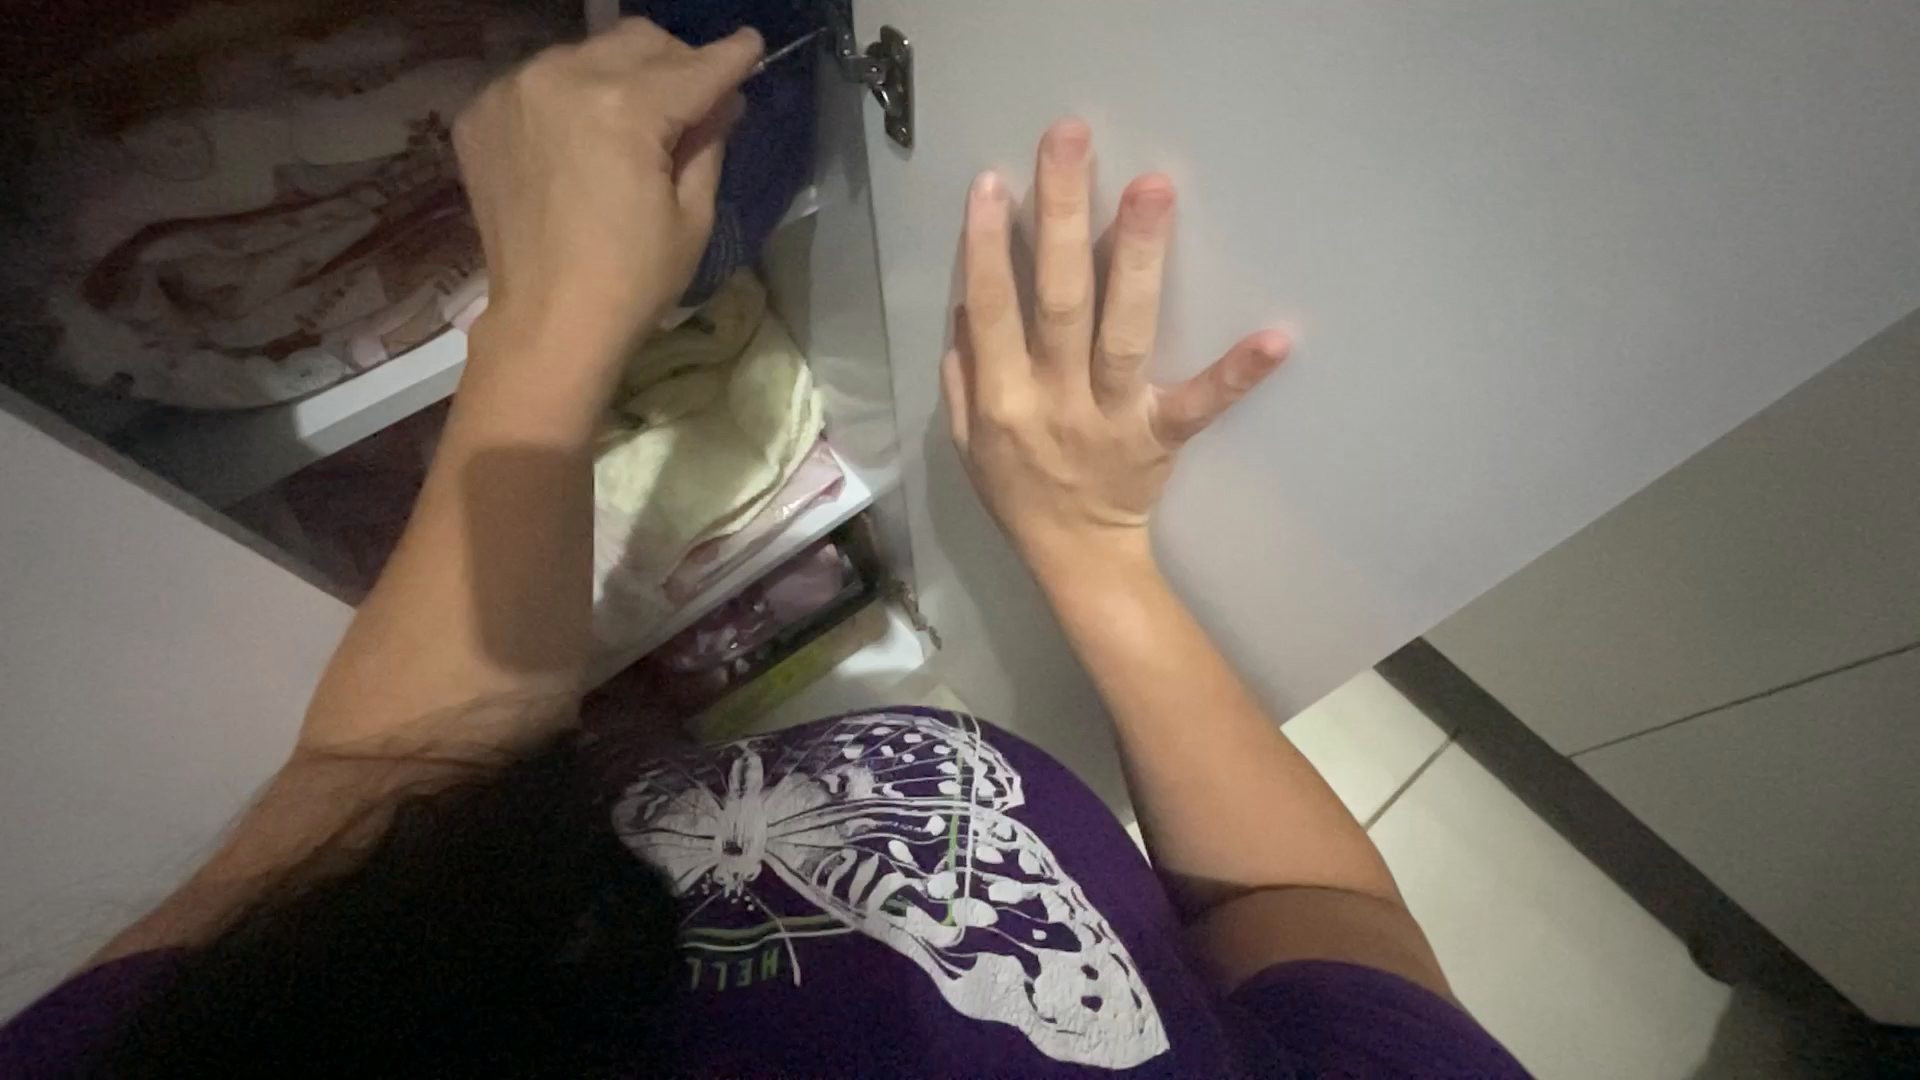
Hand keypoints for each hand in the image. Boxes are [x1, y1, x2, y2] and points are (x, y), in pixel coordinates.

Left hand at [454, 21, 761, 364]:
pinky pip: (541, 83)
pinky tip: (587, 145)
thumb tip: (722, 103)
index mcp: (621, 110)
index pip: (691, 70)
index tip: (753, 45)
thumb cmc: (635, 282)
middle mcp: (559, 78)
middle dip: (677, 60)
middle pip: (635, 40)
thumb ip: (707, 145)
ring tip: (640, 127)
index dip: (729, 59)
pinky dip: (575, 100)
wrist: (551, 322)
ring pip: (586, 55)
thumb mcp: (692, 219)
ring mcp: (511, 92)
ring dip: (624, 78)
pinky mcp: (482, 115)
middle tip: (700, 98)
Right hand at [943, 118, 1289, 581]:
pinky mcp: (1160, 436)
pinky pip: (1198, 405)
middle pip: (1057, 304)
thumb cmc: (1018, 494)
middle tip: (1070, 142)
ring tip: (1151, 190)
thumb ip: (962, 378)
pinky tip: (1275, 338)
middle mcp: (1054, 401)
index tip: (992, 183)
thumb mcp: (967, 443)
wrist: (1075, 555)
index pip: (992, 314)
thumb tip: (967, 309)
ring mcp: (1110, 419)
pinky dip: (1234, 376)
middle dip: (1059, 219)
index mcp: (1003, 402)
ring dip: (1135, 261)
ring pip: (1121, 335)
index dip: (987, 249)